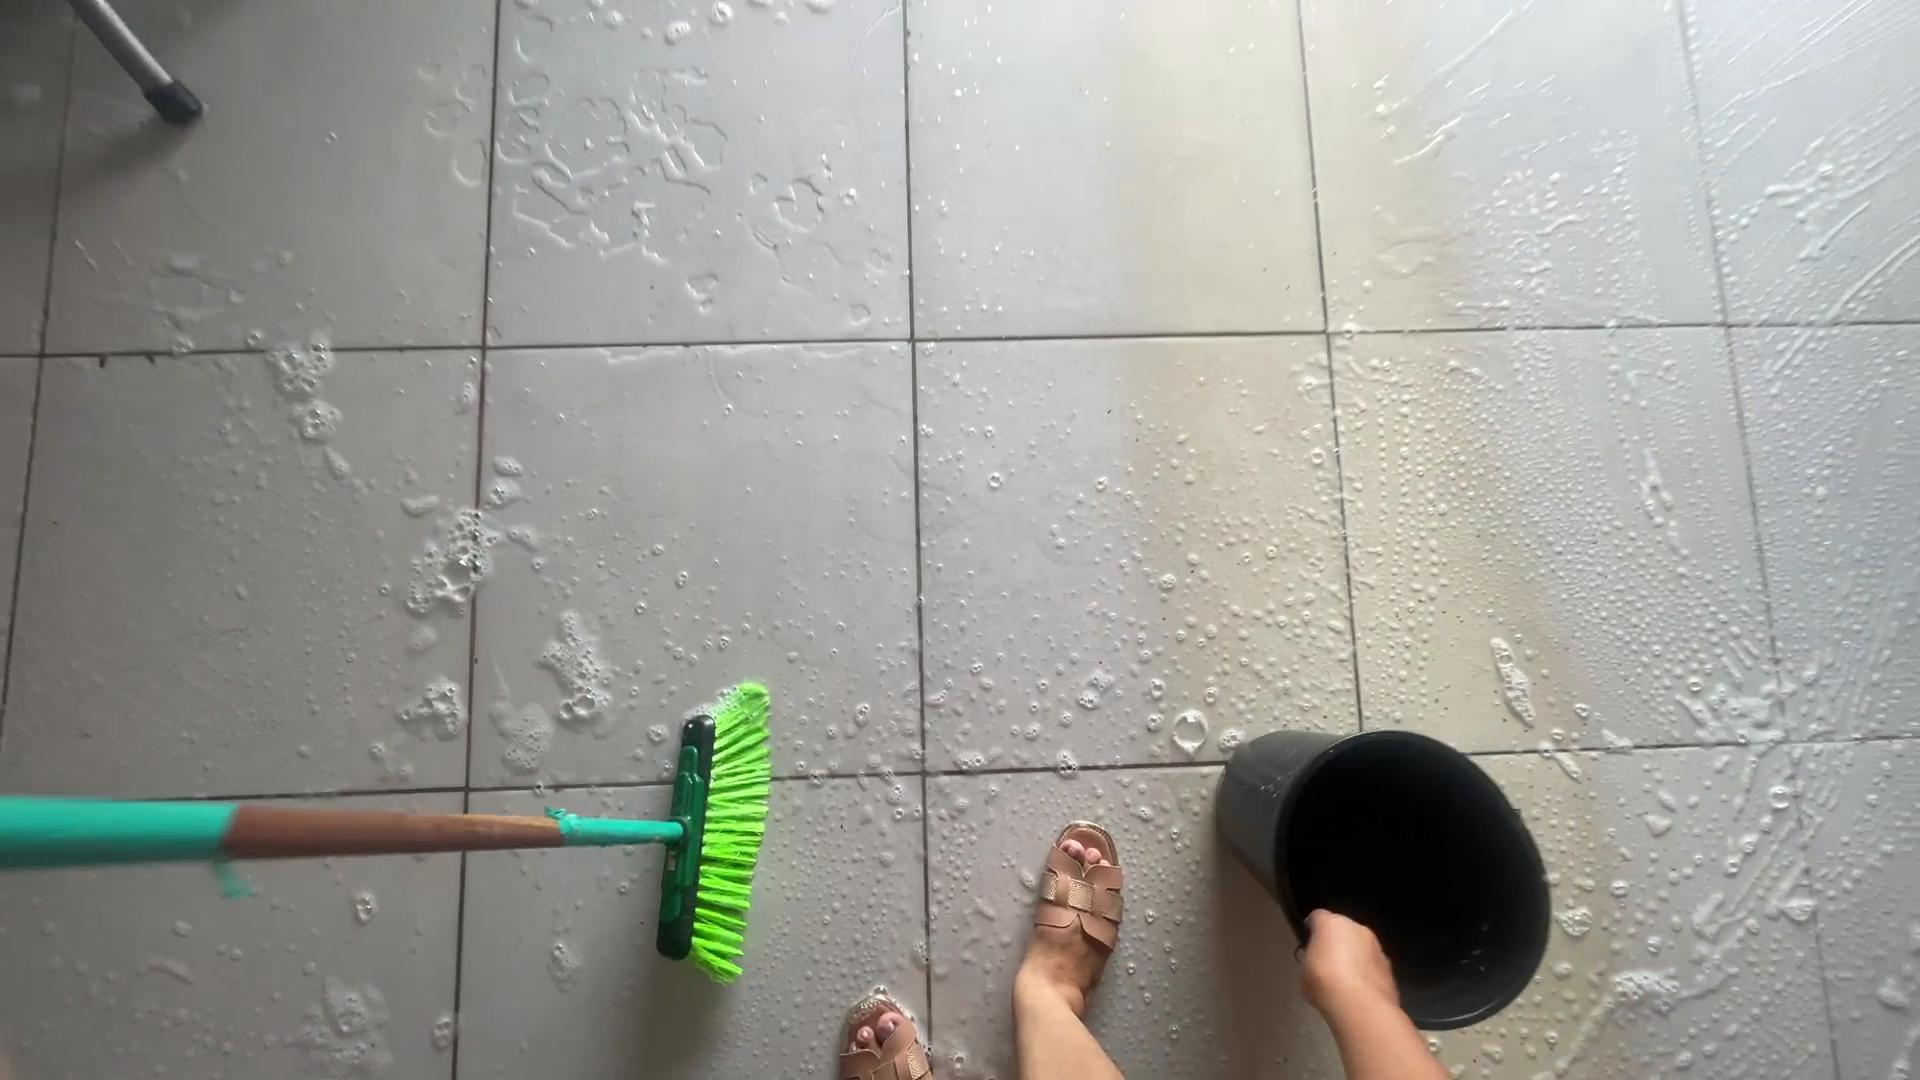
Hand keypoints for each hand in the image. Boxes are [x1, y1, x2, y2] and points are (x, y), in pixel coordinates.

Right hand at [1301, 909, 1399, 1018]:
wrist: (1363, 1009)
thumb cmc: (1326, 982)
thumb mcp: (1305, 970)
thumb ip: (1312, 960)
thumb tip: (1318, 964)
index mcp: (1331, 923)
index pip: (1318, 917)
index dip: (1313, 929)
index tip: (1309, 943)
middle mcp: (1357, 929)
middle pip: (1343, 930)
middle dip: (1337, 943)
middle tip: (1328, 962)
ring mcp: (1377, 949)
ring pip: (1362, 948)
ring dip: (1356, 958)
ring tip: (1347, 981)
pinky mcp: (1391, 970)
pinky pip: (1374, 967)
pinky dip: (1368, 975)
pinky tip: (1361, 993)